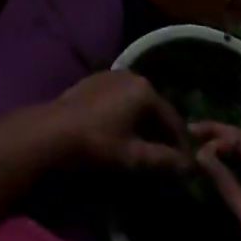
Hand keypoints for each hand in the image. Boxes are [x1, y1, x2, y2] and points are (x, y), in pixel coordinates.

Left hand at [50, 72, 193, 173]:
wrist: (52, 131)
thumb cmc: (97, 143)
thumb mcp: (133, 157)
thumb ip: (163, 160)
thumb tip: (189, 166)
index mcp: (145, 90)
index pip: (173, 119)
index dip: (181, 143)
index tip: (187, 163)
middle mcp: (132, 75)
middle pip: (155, 107)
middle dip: (162, 131)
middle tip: (167, 155)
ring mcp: (111, 75)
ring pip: (136, 101)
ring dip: (143, 121)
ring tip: (144, 144)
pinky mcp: (94, 80)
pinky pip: (119, 97)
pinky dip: (126, 113)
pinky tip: (120, 130)